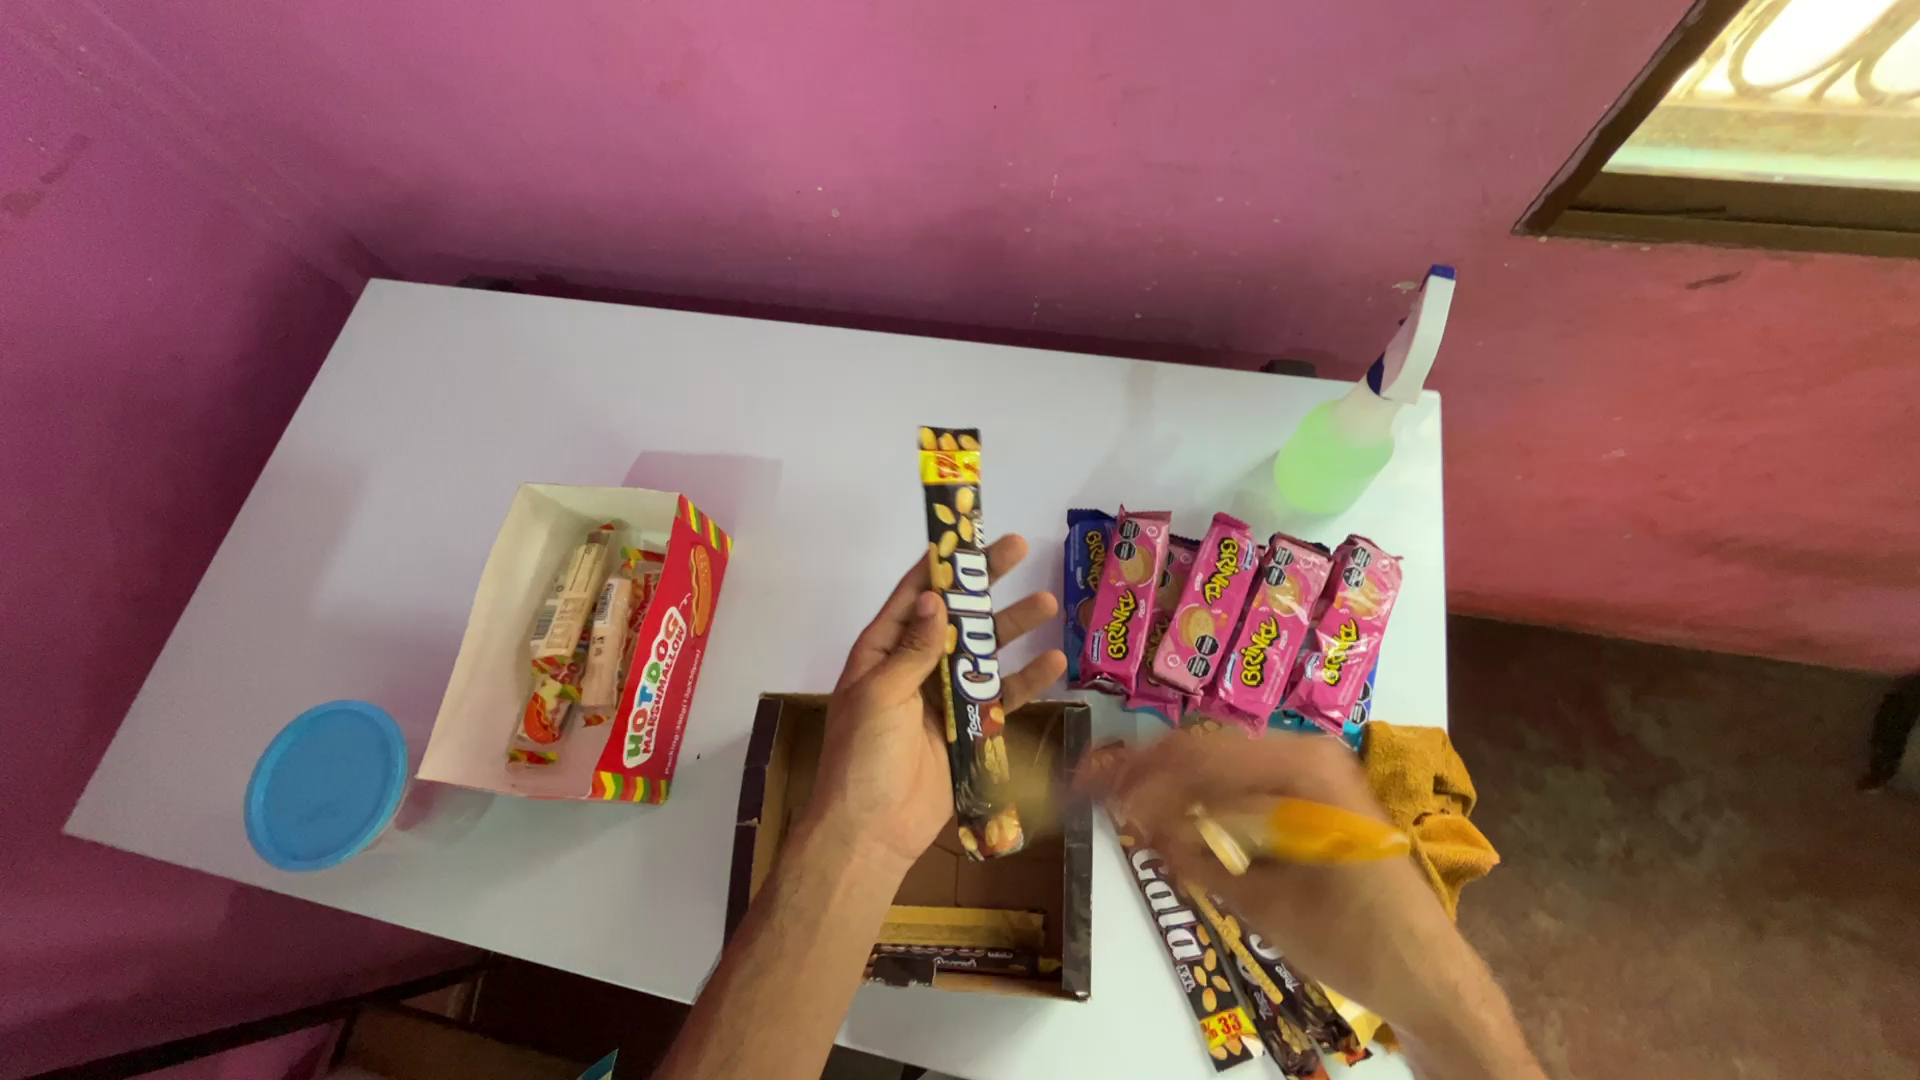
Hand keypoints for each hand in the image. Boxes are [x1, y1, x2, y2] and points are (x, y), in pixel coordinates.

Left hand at [807, 534, 1066, 875]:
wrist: (872, 829)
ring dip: (1012, 629)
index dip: (940, 565)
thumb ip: (912, 649)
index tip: (968, 535)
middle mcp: (914, 666)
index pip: (913, 596)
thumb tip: (935, 600)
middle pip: (956, 617)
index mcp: (882, 652)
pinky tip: (1052, 664)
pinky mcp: (967, 729)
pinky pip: (999, 698)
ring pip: (983, 654)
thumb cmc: (864, 754)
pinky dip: (1024, 681)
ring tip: (1047, 603)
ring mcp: (942, 697)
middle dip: (986, 585)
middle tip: (1020, 549)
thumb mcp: (881, 693)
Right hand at [1075, 729, 1462, 1030]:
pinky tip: (1168, 812)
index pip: (1198, 759)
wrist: (1429, 976)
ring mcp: (1310, 766)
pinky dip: (1197, 794)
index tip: (1095, 792)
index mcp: (1302, 768)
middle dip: (1145, 771)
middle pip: (1202, 749)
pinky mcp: (1308, 788)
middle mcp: (1305, 750)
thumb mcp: (1263, 903)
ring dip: (1166, 781)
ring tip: (1120, 799)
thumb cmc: (1355, 942)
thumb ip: (1195, 856)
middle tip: (1094, 788)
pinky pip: (1237, 779)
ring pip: (1215, 760)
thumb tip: (1133, 821)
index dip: (1139, 776)